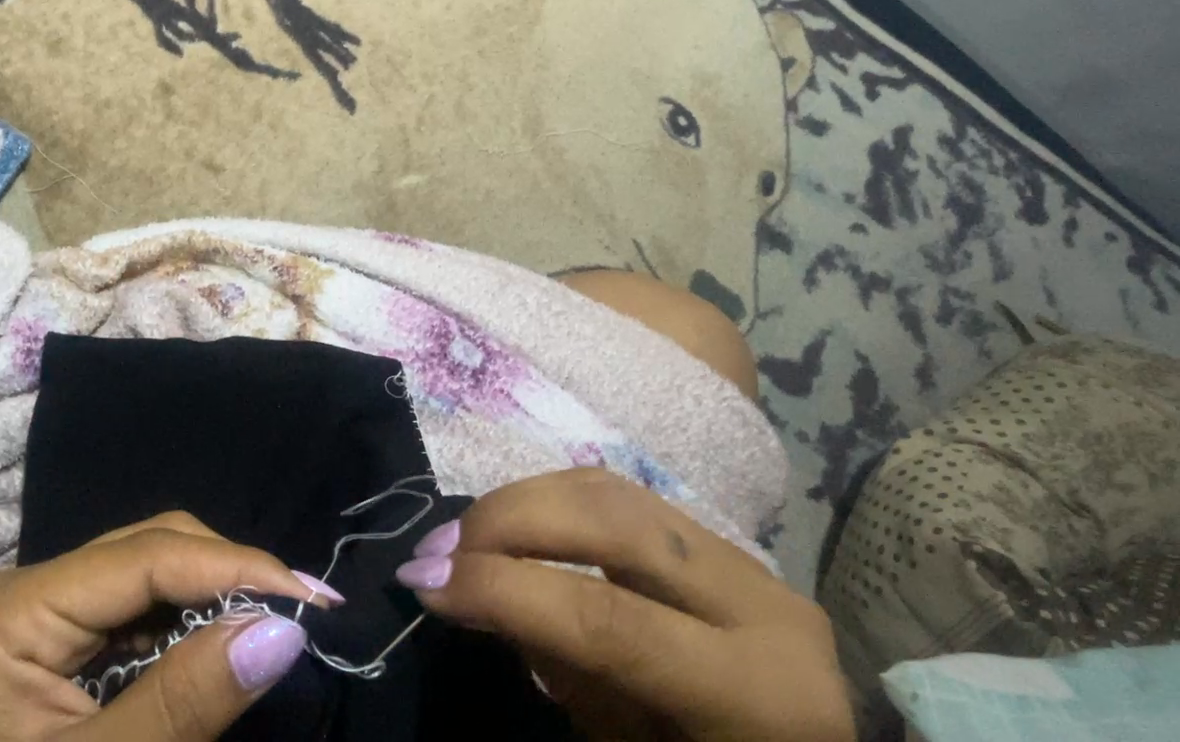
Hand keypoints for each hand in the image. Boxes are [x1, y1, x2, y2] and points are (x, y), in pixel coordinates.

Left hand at [0, 512, 342, 741]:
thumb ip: (183, 702)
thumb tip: (282, 632)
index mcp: (19, 608)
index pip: (145, 556)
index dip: (234, 567)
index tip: (313, 597)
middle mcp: (30, 589)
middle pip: (149, 547)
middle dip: (228, 574)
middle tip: (303, 615)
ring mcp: (44, 613)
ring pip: (150, 572)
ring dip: (214, 596)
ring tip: (275, 627)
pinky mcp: (59, 642)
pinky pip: (137, 611)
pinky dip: (187, 625)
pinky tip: (222, 646)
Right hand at [395, 470, 853, 741]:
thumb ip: (567, 678)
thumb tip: (485, 596)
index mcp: (757, 693)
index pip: (609, 620)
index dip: (505, 592)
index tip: (422, 582)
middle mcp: (760, 605)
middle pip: (611, 520)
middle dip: (506, 522)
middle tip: (435, 549)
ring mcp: (741, 558)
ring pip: (611, 489)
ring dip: (520, 500)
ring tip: (463, 534)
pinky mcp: (716, 538)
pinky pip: (619, 494)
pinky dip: (550, 499)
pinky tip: (512, 523)